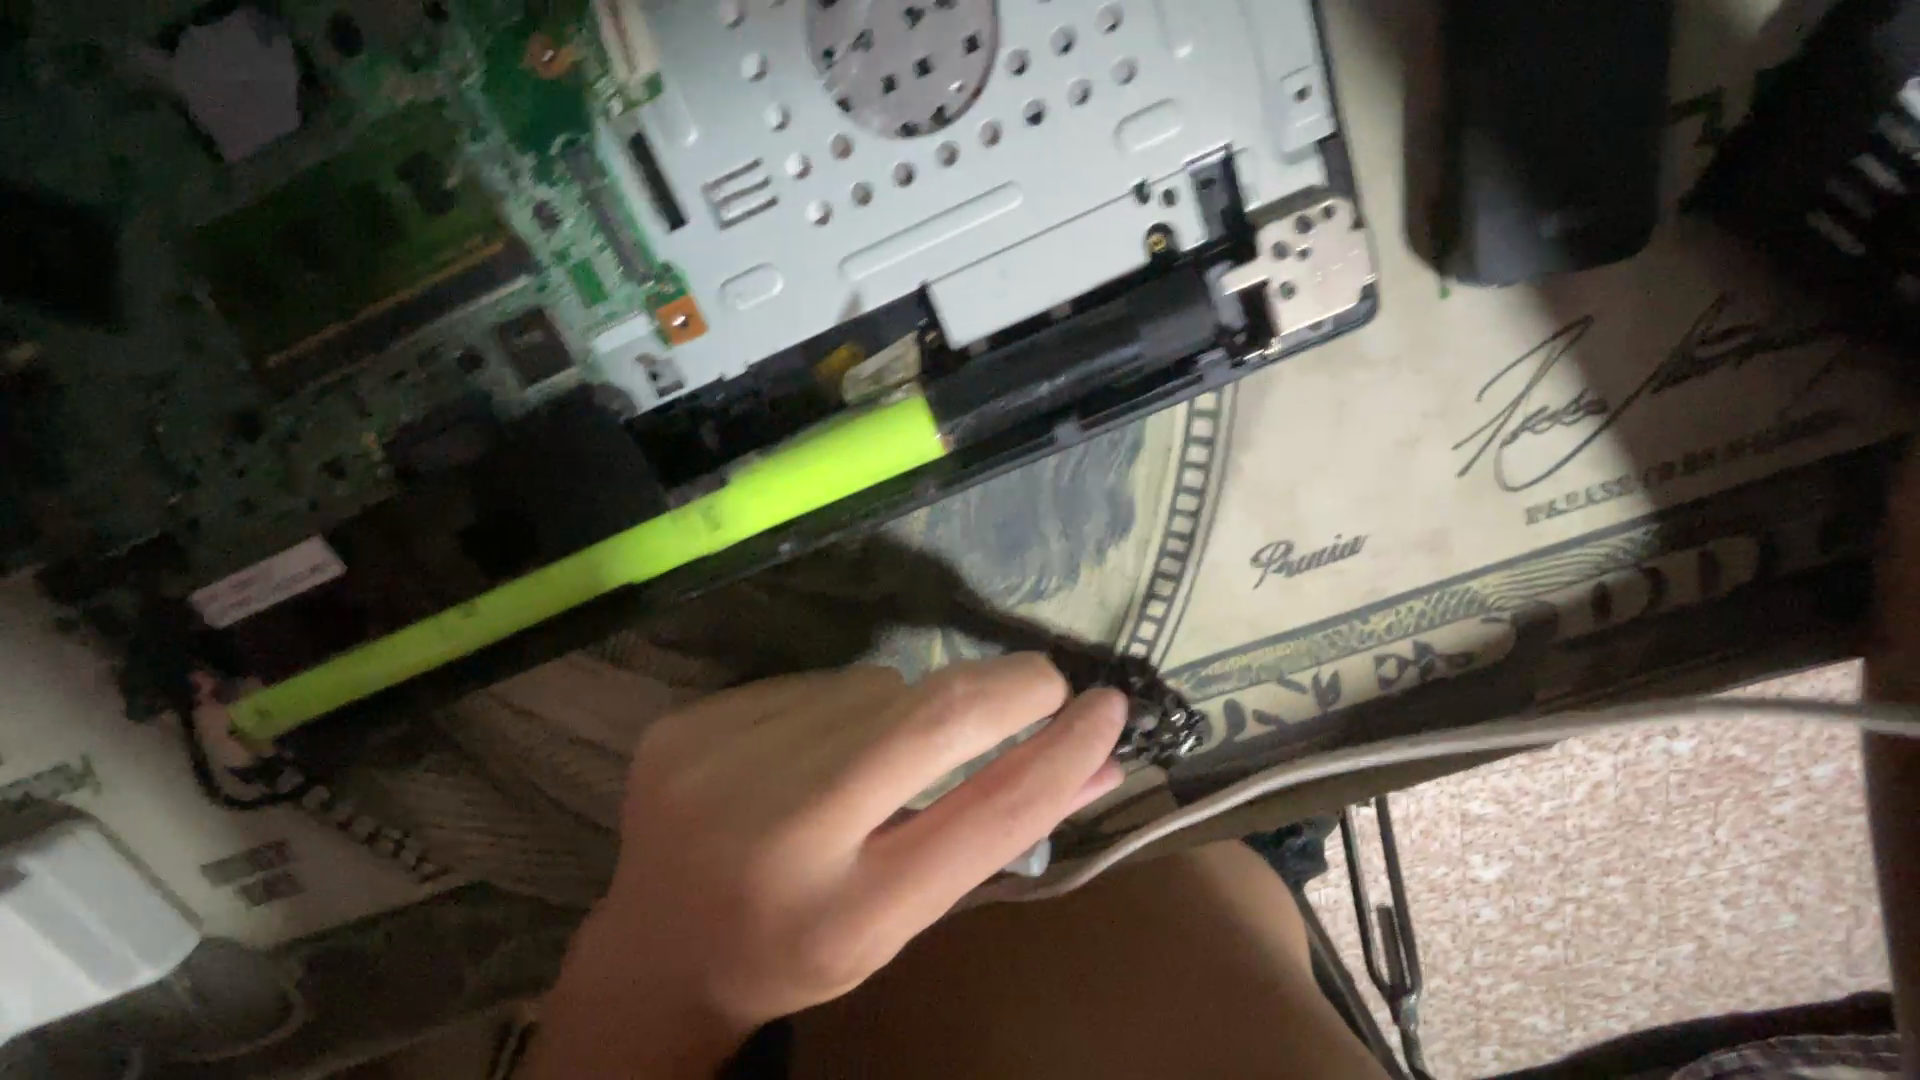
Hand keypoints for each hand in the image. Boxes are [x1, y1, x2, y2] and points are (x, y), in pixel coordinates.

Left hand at [528, 654, 1125, 1076]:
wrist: (658, 948)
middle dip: (1006, 688)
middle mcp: (780, 836)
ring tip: (885, 754)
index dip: (1060, 754)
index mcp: (850, 915)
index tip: (1109, 708)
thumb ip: (997, 836)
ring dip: (910, 705)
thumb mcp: (907, 913)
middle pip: (930, 720)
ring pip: (873, 686)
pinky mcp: (688, 725)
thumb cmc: (805, 942)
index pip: (984, 817)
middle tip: (1044, 684)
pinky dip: (844, 704)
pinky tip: (814, 749)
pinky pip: (814, 682)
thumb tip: (1099, 762)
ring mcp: (720, 767)